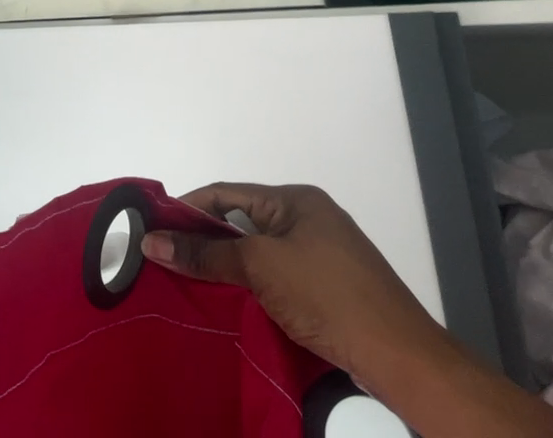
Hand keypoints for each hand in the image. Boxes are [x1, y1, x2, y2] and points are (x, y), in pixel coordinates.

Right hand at [140, 182, 447, 383]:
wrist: (401, 358)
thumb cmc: (328, 296)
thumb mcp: (259, 267)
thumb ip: (204, 252)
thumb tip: (150, 242)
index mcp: (296, 200)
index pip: (225, 193)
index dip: (186, 208)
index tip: (152, 228)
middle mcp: (308, 218)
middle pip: (239, 221)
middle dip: (202, 238)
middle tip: (165, 256)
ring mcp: (320, 253)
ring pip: (255, 250)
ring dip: (223, 263)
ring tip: (186, 278)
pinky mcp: (326, 285)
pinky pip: (273, 273)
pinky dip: (247, 282)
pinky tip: (225, 297)